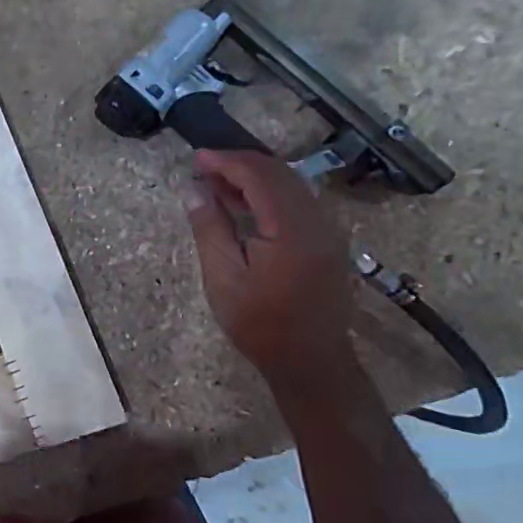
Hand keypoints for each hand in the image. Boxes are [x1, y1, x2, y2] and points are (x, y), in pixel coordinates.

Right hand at [183, 149, 356, 381]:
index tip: (196, 159)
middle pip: (278, 173)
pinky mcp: (328, 241)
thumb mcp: (223, 277)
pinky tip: (245, 204)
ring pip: (291, 184)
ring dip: (254, 176)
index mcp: (291, 229)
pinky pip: (298, 201)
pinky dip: (269, 193)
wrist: (311, 363)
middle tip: (203, 169)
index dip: (226, 161)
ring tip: (218, 184)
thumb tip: (193, 189)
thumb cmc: (261, 324)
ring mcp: (328, 231)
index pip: (258, 175)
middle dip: (239, 164)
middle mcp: (316, 221)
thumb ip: (209, 227)